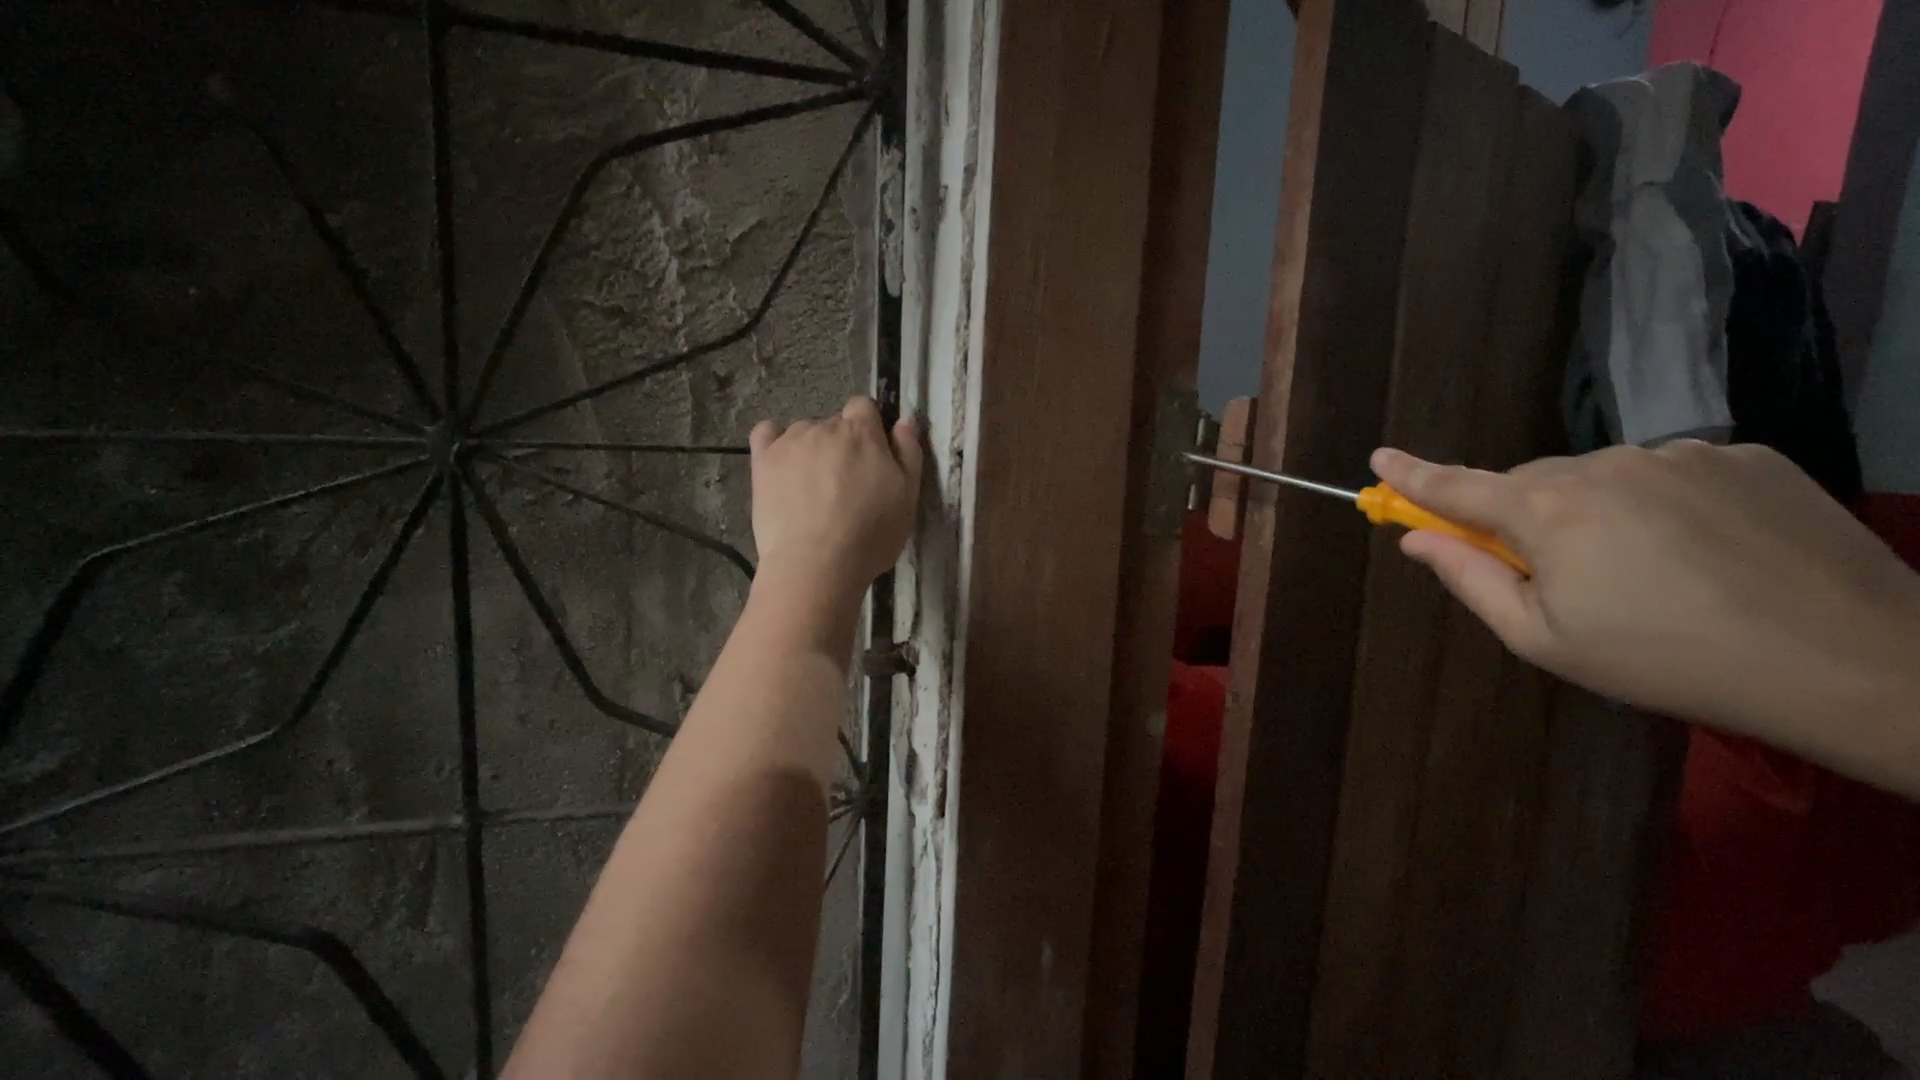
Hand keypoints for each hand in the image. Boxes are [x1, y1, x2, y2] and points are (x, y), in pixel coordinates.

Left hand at [749, 397, 922, 596]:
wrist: (816, 564)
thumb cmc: (871, 534)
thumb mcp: (908, 497)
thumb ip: (909, 453)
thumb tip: (906, 420)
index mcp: (862, 432)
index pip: (864, 407)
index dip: (869, 429)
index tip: (872, 458)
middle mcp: (825, 426)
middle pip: (835, 423)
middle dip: (842, 445)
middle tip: (846, 485)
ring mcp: (790, 441)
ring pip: (804, 432)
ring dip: (812, 449)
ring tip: (813, 488)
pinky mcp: (763, 460)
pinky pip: (766, 433)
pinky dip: (774, 443)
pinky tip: (781, 466)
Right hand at [1371, 442, 1919, 781]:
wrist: (1850, 661)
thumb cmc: (1667, 661)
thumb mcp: (1546, 641)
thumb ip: (1470, 581)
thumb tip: (1416, 541)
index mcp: (1544, 509)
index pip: (1454, 485)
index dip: (1409, 476)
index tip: (1378, 458)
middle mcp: (1603, 463)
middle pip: (1533, 485)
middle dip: (1527, 521)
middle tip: (1563, 580)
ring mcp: (1680, 453)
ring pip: (1605, 480)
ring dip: (1601, 516)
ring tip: (1655, 577)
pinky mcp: (1747, 455)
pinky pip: (1674, 475)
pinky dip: (1667, 507)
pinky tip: (1709, 554)